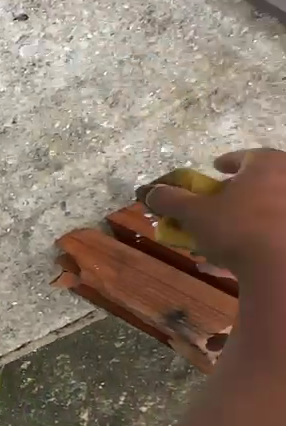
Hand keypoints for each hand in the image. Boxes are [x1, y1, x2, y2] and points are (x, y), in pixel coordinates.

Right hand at [144, 149, 285, 278]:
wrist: (285, 269)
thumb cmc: (237, 228)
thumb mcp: (190, 211)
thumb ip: (168, 198)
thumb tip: (152, 191)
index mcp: (271, 168)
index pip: (249, 155)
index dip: (229, 162)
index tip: (215, 169)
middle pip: (263, 182)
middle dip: (238, 193)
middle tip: (217, 205)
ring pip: (272, 209)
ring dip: (247, 219)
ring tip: (221, 239)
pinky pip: (276, 232)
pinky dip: (260, 240)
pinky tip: (237, 260)